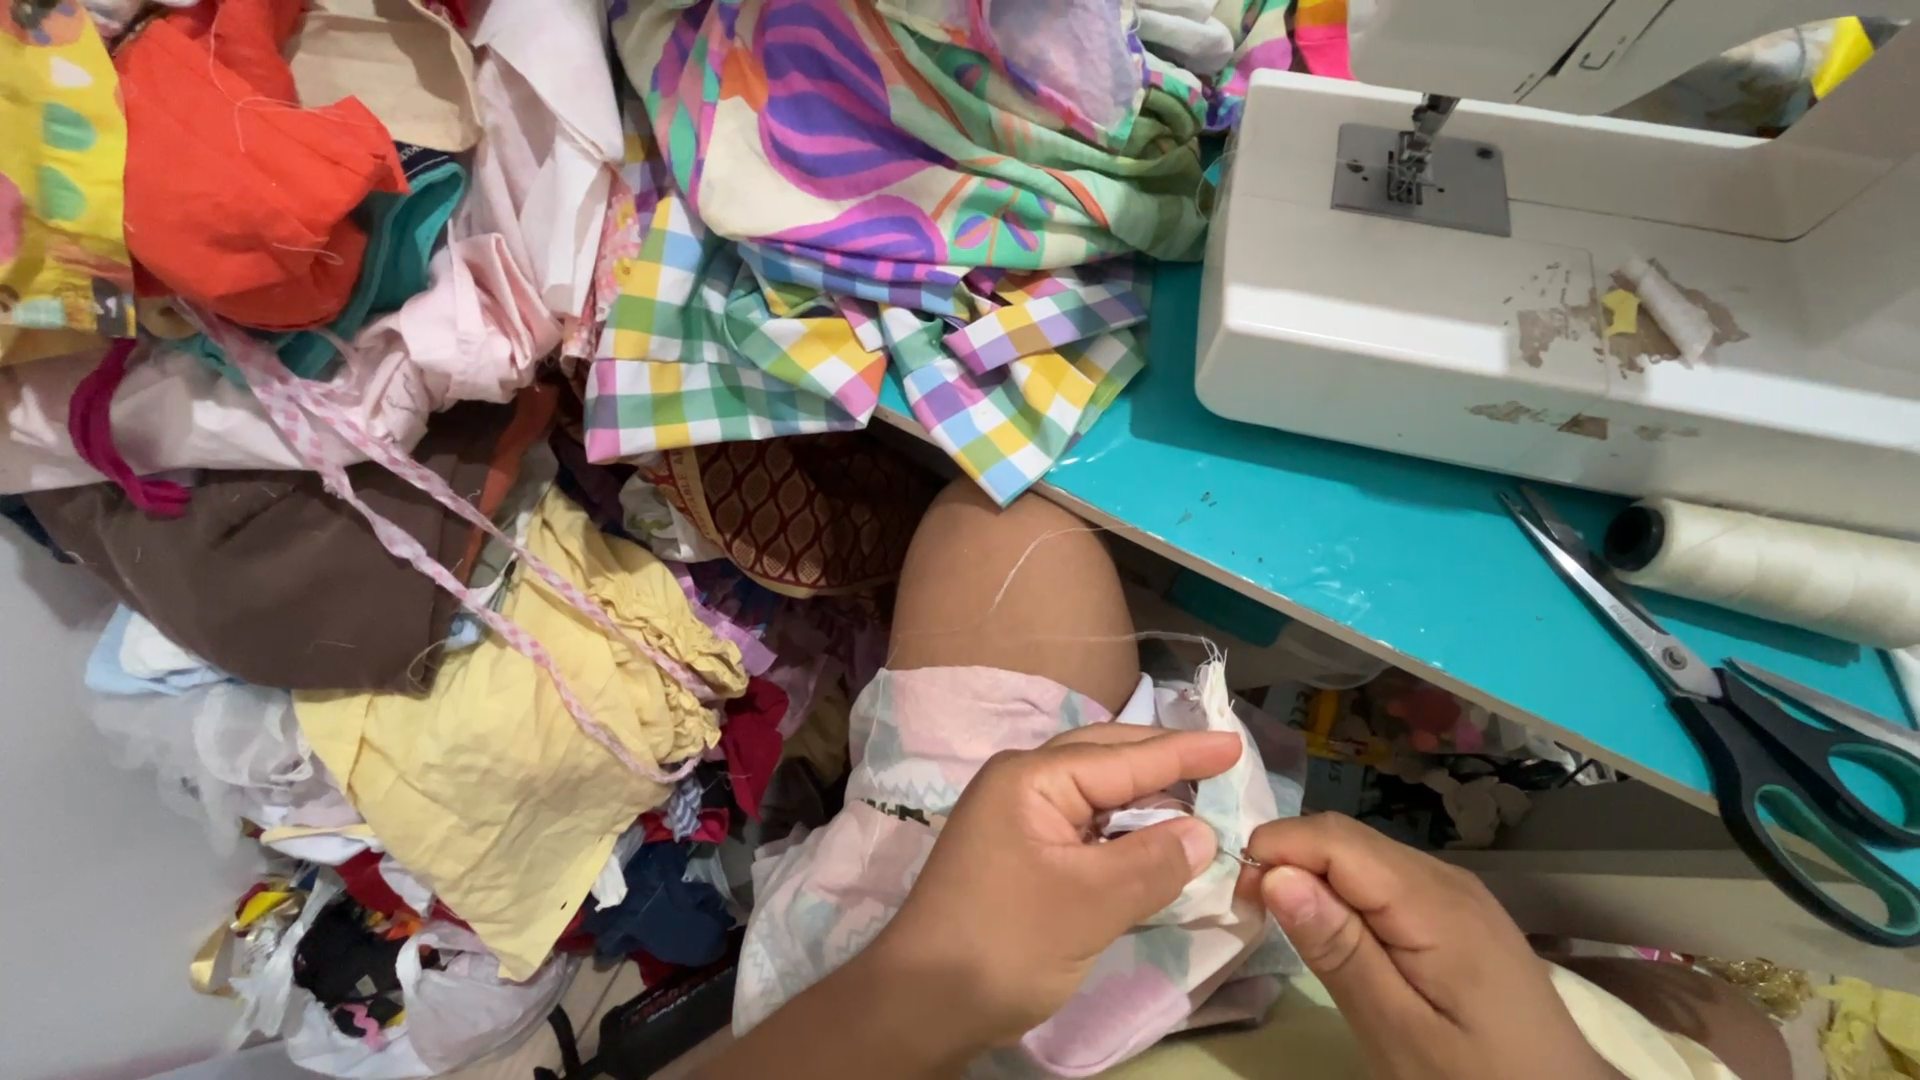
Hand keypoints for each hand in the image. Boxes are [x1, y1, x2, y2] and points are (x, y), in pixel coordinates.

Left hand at [867, 724, 1243, 1052]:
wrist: (923, 1002)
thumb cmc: (1003, 943)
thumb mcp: (1089, 905)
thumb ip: (1152, 863)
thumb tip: (1202, 832)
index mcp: (1030, 778)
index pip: (1121, 757)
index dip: (1182, 752)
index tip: (1233, 743)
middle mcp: (1021, 782)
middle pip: (1104, 759)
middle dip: (1161, 762)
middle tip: (1220, 762)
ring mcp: (1016, 815)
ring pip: (1094, 793)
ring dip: (1142, 797)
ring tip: (1197, 796)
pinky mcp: (1019, 849)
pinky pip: (1082, 824)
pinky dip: (1120, 830)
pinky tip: (1150, 838)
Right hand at [1247, 814, 1621, 1079]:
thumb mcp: (1399, 1035)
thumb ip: (1337, 949)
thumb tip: (1273, 873)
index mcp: (1434, 903)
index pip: (1332, 837)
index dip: (1275, 850)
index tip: (1240, 897)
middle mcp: (1444, 878)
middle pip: (1344, 837)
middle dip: (1287, 859)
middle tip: (1255, 914)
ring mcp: (1454, 892)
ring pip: (1359, 852)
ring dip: (1312, 873)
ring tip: (1289, 926)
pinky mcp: (1455, 911)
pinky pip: (1382, 876)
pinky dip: (1342, 889)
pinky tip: (1337, 932)